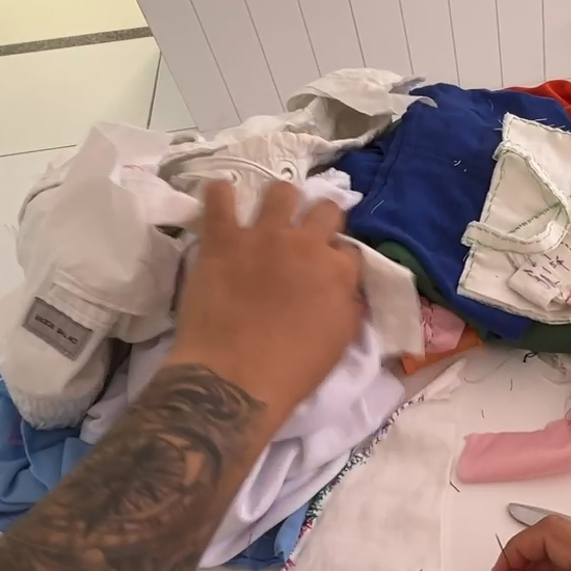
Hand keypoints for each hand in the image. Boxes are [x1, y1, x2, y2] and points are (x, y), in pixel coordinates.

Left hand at [167, 180, 363, 422]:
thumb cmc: (295, 368)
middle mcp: (307, 244)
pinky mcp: (222, 239)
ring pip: (281, 192)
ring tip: (270, 215)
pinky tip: (223, 199)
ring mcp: (263, 236)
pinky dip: (222, 195)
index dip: (341, 258)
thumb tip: (348, 290)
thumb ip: (349, 306)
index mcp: (339, 271)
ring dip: (281, 200)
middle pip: (325, 210)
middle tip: (308, 235)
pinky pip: (220, 198)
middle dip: (321, 219)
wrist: (236, 378)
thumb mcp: (341, 340)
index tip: (331, 270)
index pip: (350, 249)